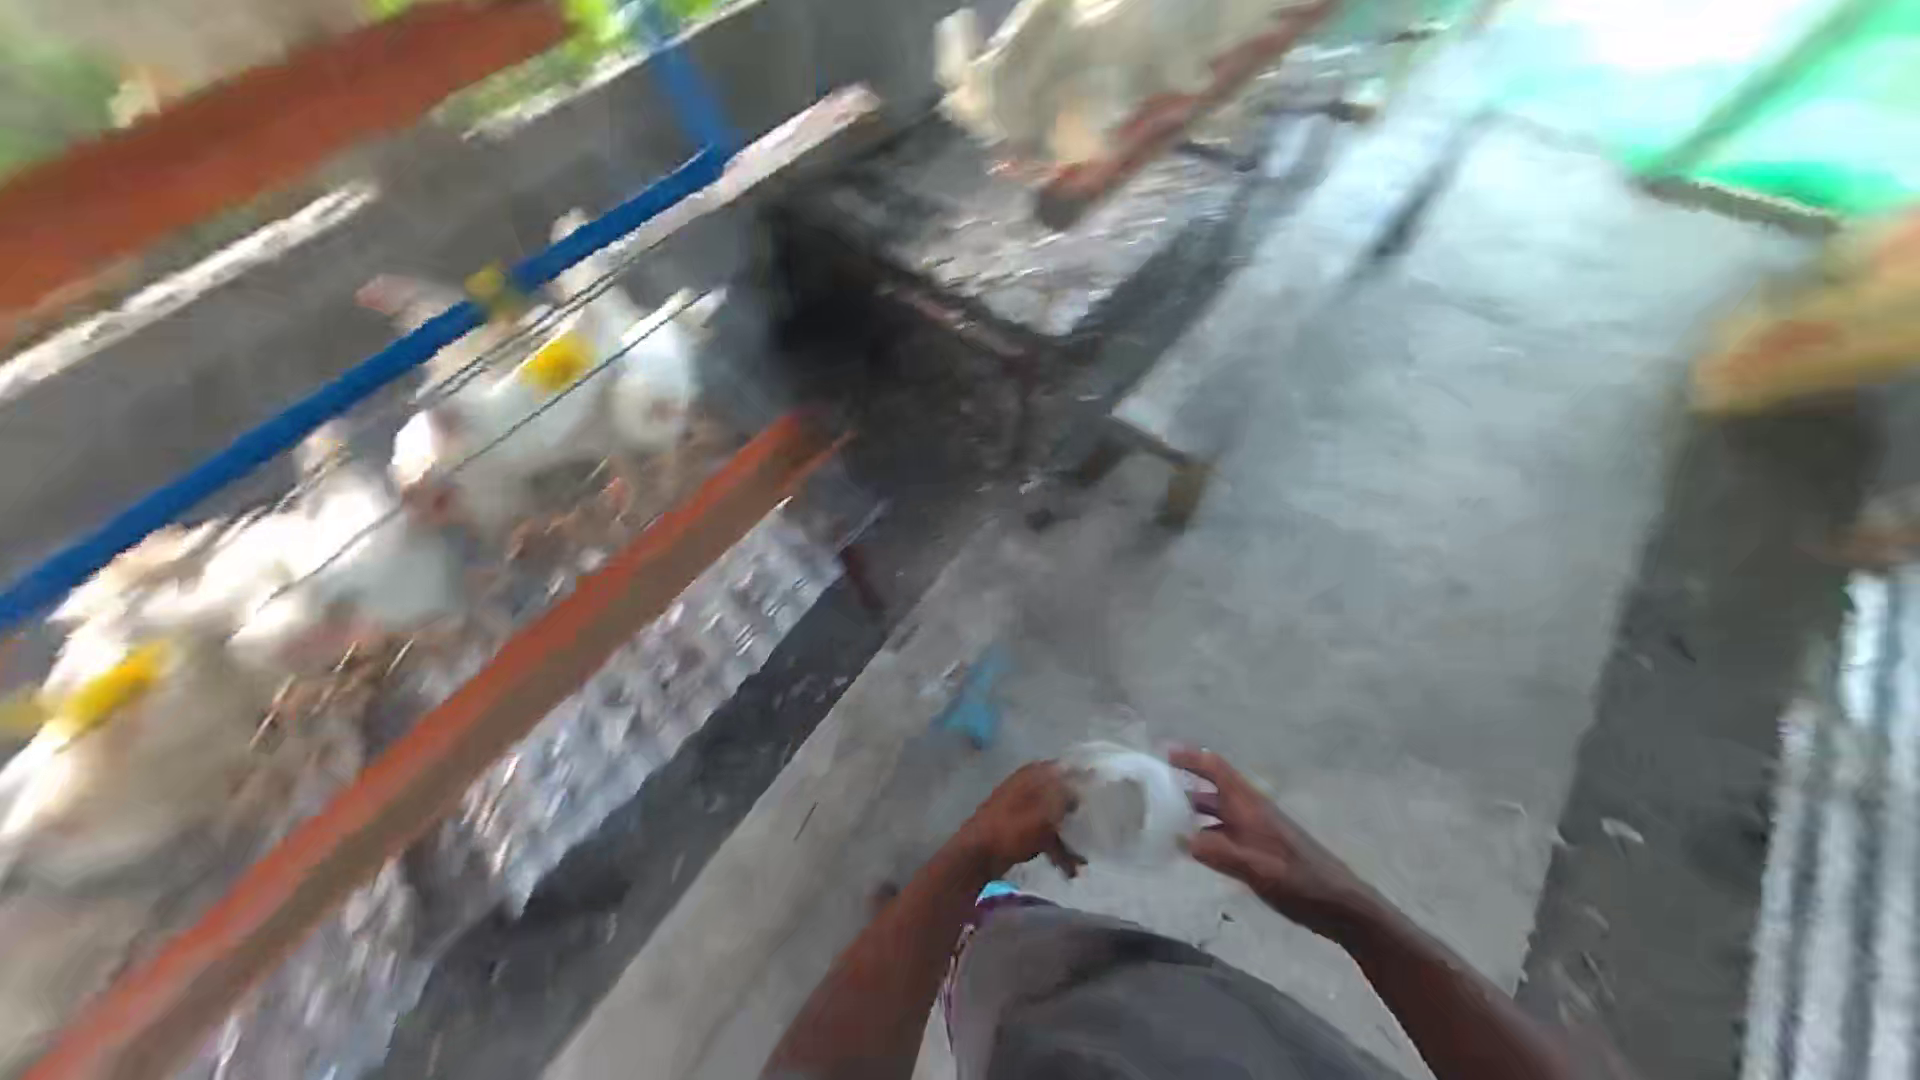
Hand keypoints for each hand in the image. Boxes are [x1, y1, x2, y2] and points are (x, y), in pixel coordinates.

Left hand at [954, 761, 1084, 879]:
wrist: (977, 855)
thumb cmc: (1012, 829)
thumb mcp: (1044, 812)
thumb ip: (1065, 796)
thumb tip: (1084, 780)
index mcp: (1031, 776)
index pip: (1063, 768)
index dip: (1083, 776)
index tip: (1102, 788)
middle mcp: (1027, 787)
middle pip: (1060, 793)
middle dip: (1078, 810)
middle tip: (1097, 823)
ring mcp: (1022, 809)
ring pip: (1053, 817)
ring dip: (1068, 836)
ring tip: (1084, 860)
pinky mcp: (1018, 830)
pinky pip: (1044, 835)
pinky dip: (1056, 849)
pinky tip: (1071, 870)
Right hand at [1172, 747, 1380, 939]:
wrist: (1343, 907)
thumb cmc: (1301, 881)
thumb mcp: (1257, 869)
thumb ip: (1219, 853)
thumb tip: (1179, 838)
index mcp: (1249, 805)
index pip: (1216, 768)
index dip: (1190, 757)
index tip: (1162, 753)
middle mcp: (1250, 811)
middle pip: (1212, 787)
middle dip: (1182, 782)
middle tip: (1150, 787)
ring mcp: (1255, 831)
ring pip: (1216, 811)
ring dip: (1191, 809)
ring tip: (1161, 816)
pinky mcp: (1259, 850)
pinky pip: (1223, 832)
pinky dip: (1203, 832)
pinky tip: (1190, 848)